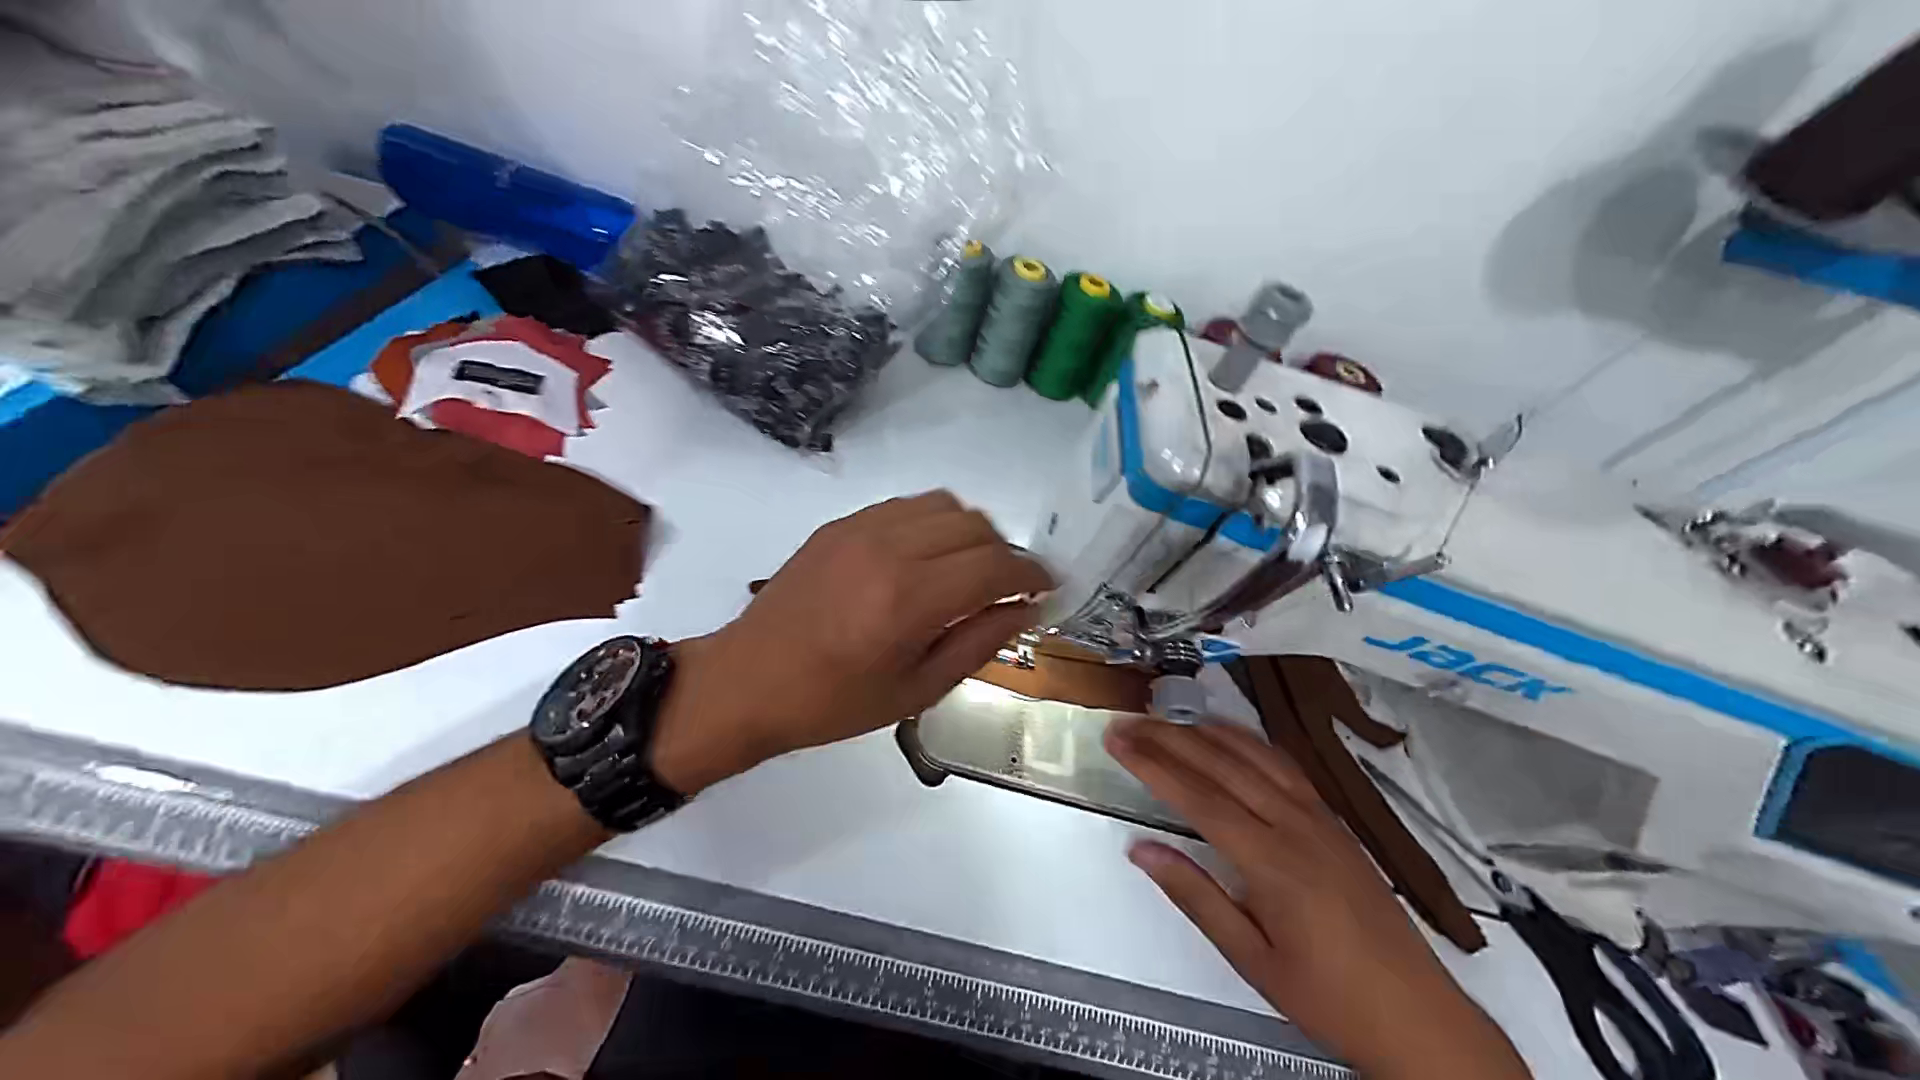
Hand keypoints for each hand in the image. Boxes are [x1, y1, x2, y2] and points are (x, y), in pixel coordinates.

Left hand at [653, 491, 1053, 792]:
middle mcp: (889, 549)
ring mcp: (861, 528)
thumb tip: (1024, 608)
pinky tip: (925, 557)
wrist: (747, 681)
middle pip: (976, 526)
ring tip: (967, 569)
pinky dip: (932, 523)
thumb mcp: (917, 690)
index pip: (995, 566)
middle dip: (1005, 553)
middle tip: (1006, 587)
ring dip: (971, 532)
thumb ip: (978, 642)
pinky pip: (906, 505)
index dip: (1032, 574)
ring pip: (944, 505)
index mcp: (910, 599)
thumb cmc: (833, 702)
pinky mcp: (840, 524)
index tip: (1046, 588)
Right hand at [1105, 718, 1530, 1079]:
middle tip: (1127, 721)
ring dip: (1206, 730)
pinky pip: (1285, 765)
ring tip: (1167, 716)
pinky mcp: (1335, 822)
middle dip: (1168, 738)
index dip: (1151, 763)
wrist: (1419, 1017)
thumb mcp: (1251, 958)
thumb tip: (1141, 849)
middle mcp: (1295, 825)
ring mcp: (1320, 818)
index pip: (1197, 797)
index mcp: (1271, 861)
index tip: (1116, 739)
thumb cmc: (1329, 997)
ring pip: (1255, 755)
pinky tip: (1230, 737)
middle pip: (1221, 764)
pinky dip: (1249, 741)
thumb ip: (1195, 895)